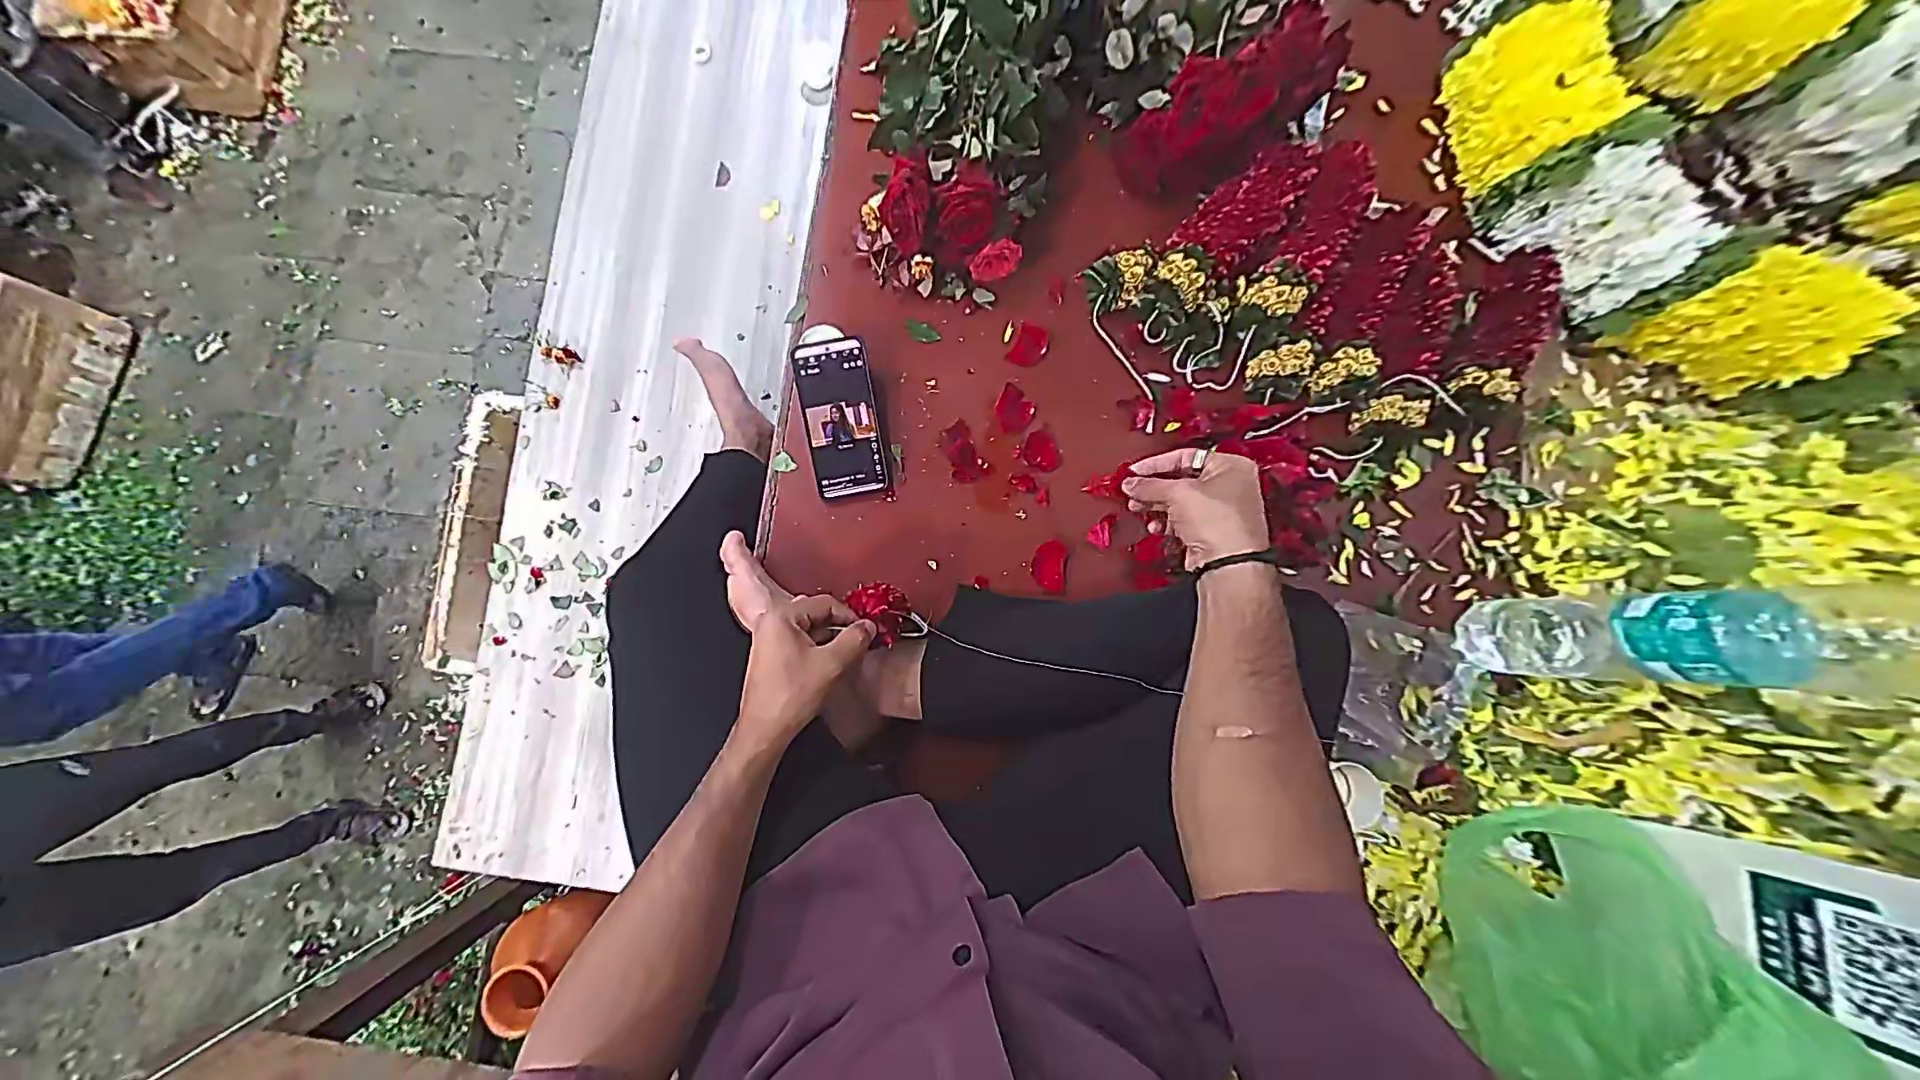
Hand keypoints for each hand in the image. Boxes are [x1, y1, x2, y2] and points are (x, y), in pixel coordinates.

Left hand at [736, 595, 875, 751]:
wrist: (765, 730)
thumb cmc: (789, 697)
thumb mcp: (831, 664)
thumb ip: (854, 639)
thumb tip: (867, 626)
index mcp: (781, 617)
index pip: (825, 603)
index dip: (849, 615)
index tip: (864, 628)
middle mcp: (770, 623)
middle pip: (816, 614)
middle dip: (840, 628)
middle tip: (859, 641)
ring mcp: (769, 640)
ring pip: (810, 630)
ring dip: (831, 640)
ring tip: (848, 655)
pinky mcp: (772, 656)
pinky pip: (801, 642)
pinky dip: (818, 649)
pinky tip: (831, 665)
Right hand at [1122, 448, 1269, 570]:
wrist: (1228, 562)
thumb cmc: (1219, 522)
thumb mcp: (1178, 494)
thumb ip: (1150, 485)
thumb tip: (1132, 483)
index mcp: (1231, 466)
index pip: (1186, 456)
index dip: (1157, 464)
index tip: (1137, 471)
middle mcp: (1230, 486)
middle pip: (1182, 480)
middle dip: (1154, 488)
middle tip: (1134, 490)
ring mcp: (1221, 510)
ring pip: (1181, 502)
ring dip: (1157, 506)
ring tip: (1138, 507)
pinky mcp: (1212, 531)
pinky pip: (1184, 520)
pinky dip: (1167, 522)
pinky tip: (1155, 526)